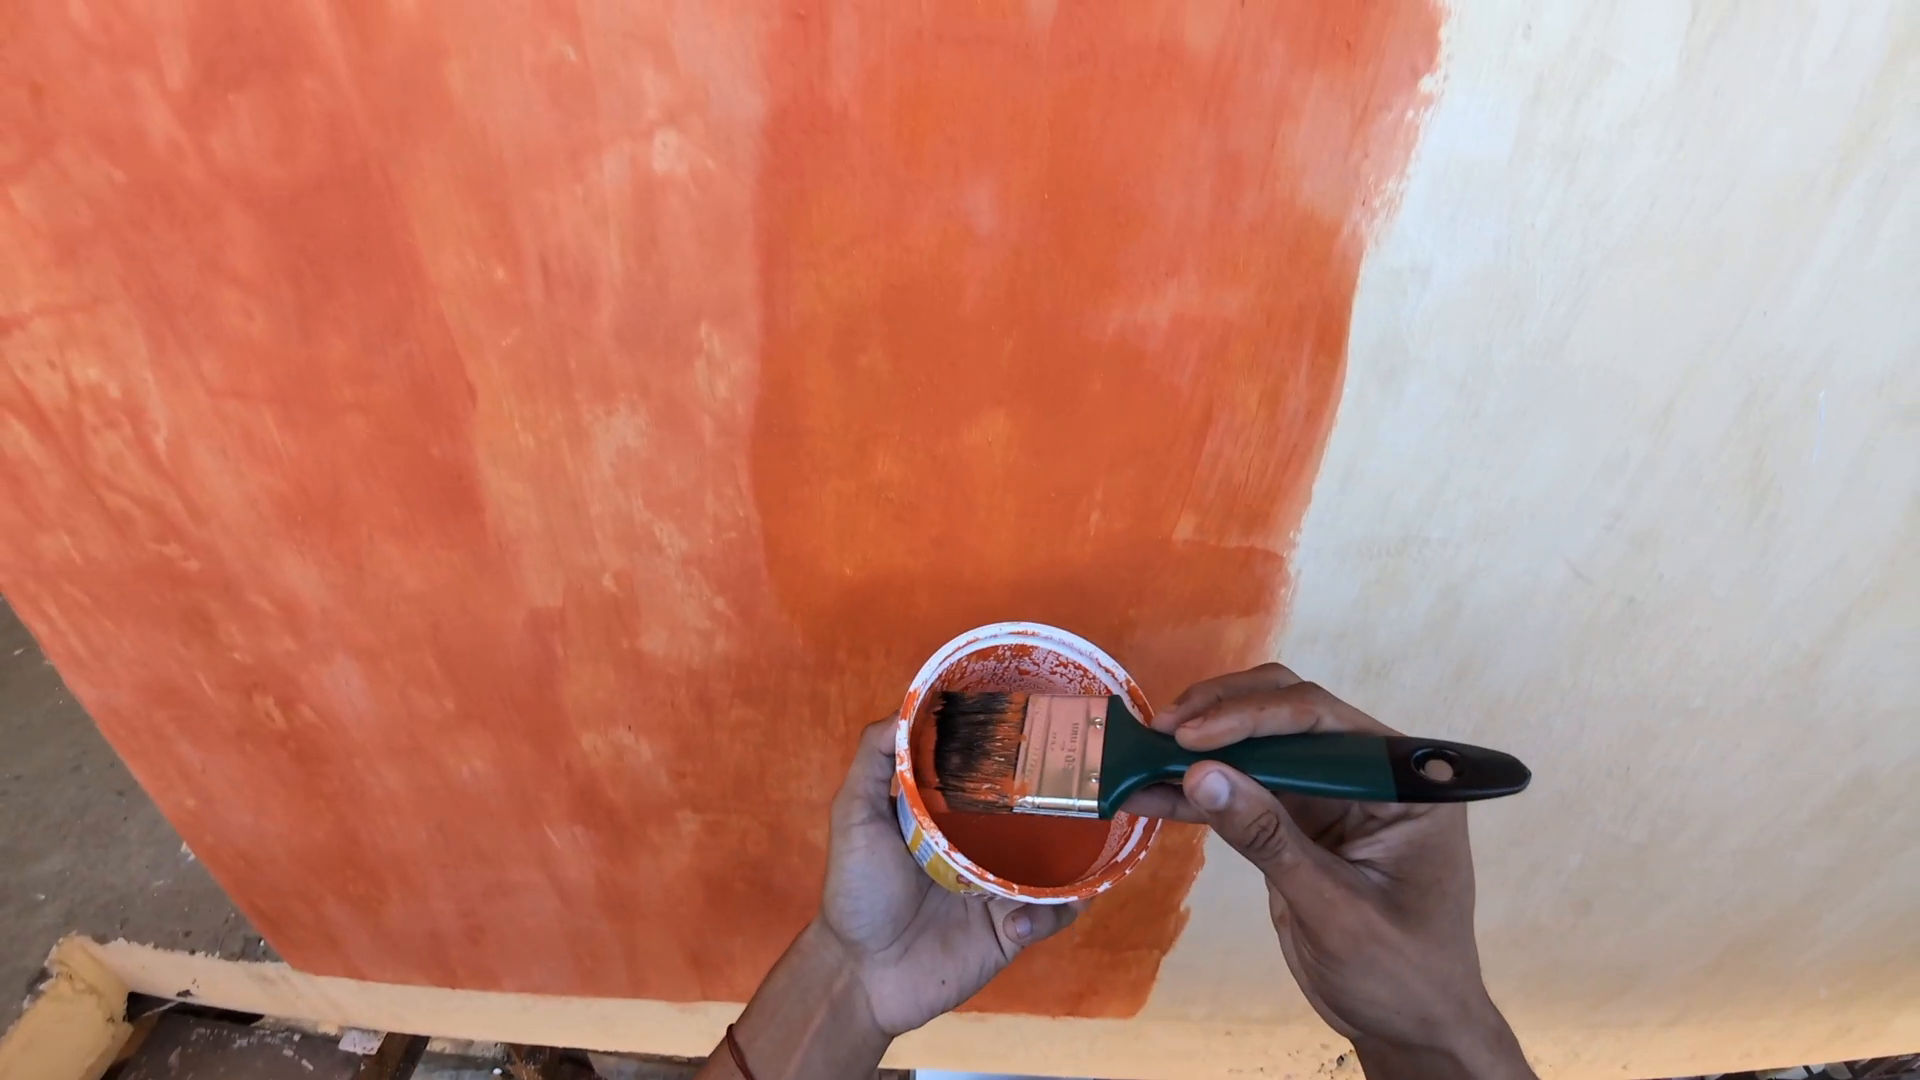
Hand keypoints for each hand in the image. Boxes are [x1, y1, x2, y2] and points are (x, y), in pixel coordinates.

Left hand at [700, 719, 1084, 1079]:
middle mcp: (985, 839)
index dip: (1016, 747)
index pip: (994, 769)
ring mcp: (1003, 881)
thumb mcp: (854, 813)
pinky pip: (1054, 912)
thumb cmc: (857, 888)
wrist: (862, 975)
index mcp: (953, 809)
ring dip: (1073, 855)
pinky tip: (1016, 923)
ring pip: (1060, 857)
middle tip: (1080, 786)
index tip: (1041, 719)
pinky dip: (1048, 914)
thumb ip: (874, 759)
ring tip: (1074, 851)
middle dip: (1063, 797)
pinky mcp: (1014, 925)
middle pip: (1037, 809)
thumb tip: (908, 706)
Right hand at [1124, 664, 1532, 1079]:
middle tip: (1162, 729)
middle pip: (1280, 709)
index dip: (1249, 716)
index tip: (1190, 735)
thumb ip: (1268, 838)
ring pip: (1250, 740)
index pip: (1317, 719)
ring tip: (1139, 751)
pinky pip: (1235, 788)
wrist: (1405, 1026)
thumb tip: (1199, 774)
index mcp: (1396, 779)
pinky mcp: (1288, 814)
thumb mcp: (1335, 910)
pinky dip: (1192, 791)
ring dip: (1195, 746)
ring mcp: (1322, 790)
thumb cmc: (1399, 975)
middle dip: (1218, 713)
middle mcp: (1359, 769)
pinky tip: (1145, 792)